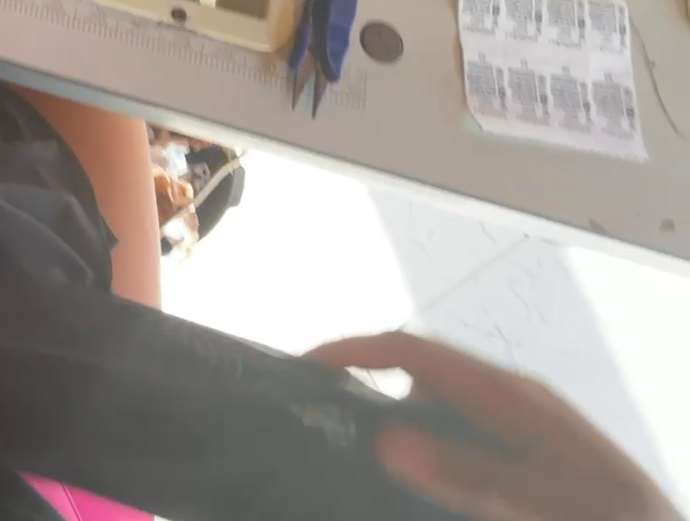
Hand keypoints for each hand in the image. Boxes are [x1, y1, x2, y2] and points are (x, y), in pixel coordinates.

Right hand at [307, 333, 680, 520]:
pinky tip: (408, 478)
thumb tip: (383, 442)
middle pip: (411, 372)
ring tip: (361, 457)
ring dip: (391, 425)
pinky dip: (416, 448)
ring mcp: (509, 426)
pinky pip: (446, 434)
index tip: (303, 368)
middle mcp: (504, 399)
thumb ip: (472, 474)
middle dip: (362, 385)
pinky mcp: (511, 455)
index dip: (351, 351)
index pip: (411, 350)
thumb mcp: (551, 506)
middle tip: (323, 418)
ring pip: (425, 406)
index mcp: (511, 396)